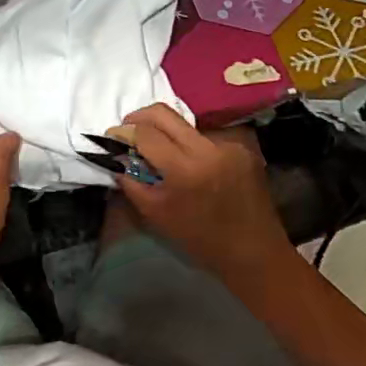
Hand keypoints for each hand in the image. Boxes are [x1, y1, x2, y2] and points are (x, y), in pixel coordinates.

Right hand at [114, 104, 288, 272]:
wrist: (253, 251)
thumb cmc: (199, 237)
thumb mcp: (154, 212)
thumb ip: (130, 180)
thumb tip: (116, 157)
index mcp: (184, 168)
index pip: (145, 133)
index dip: (123, 131)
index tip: (112, 137)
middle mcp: (208, 149)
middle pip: (164, 113)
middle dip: (139, 117)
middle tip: (128, 132)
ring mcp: (228, 146)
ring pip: (185, 123)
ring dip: (165, 132)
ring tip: (159, 152)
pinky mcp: (242, 149)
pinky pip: (204, 137)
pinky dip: (188, 144)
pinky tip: (188, 163)